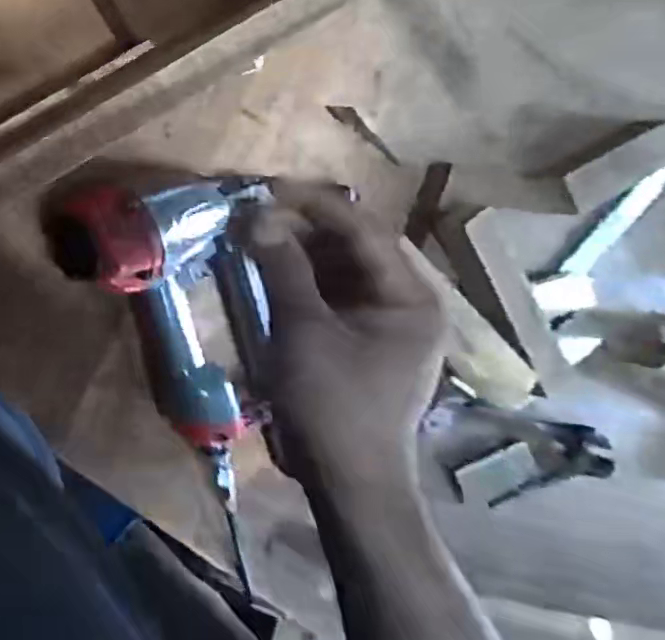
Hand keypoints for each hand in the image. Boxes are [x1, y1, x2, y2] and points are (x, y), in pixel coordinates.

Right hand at [248, 182, 443, 487]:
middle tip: (254, 209)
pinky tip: (267, 267)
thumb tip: (254, 214)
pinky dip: (299, 274)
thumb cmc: (334, 401)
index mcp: (410, 297)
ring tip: (254, 232)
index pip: (364, 229)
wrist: (349, 478)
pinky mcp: (360, 336)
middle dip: (303, 223)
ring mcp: (384, 321)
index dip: (313, 203)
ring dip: (298, 246)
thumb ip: (282, 266)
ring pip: (339, 265)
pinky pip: (330, 290)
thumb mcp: (303, 329)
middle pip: (353, 244)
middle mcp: (406, 301)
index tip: (265, 187)